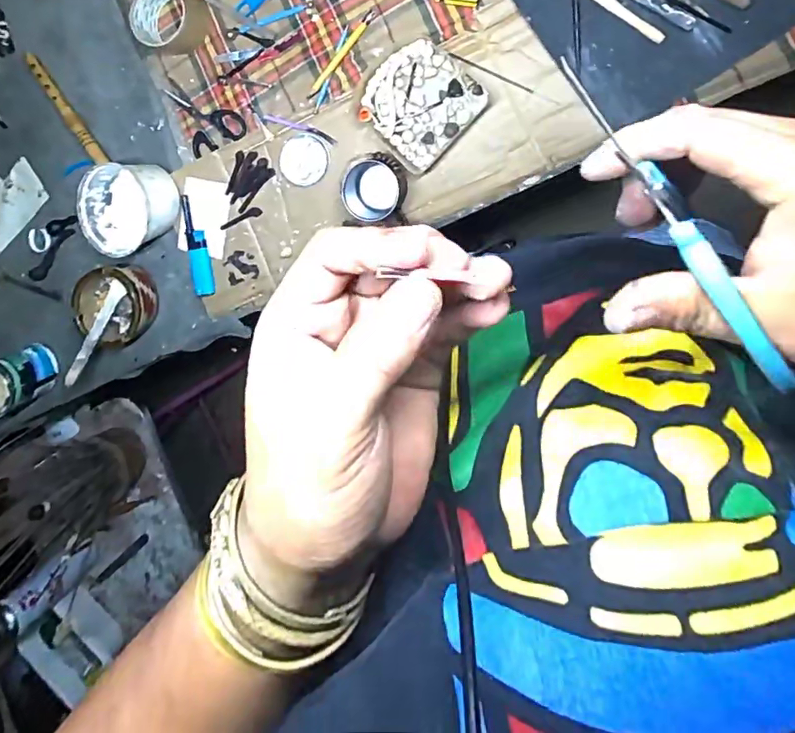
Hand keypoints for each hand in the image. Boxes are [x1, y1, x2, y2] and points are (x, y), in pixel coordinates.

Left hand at [239, 227, 510, 609]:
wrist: (326, 548)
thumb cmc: (304, 484)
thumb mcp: (334, 418)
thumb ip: (378, 352)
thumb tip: (424, 290)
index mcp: (298, 321)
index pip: (334, 256)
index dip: (381, 245)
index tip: (428, 256)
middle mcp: (339, 322)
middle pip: (386, 268)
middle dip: (430, 262)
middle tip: (471, 270)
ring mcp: (380, 343)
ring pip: (420, 294)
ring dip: (459, 283)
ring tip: (496, 281)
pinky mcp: (414, 369)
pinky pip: (443, 329)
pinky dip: (469, 315)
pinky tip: (494, 307)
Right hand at [580, 105, 794, 391]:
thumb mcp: (769, 319)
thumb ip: (684, 305)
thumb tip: (611, 313)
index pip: (694, 131)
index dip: (633, 146)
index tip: (592, 175)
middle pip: (705, 123)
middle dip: (650, 159)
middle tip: (628, 213)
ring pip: (726, 131)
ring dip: (678, 164)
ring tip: (655, 212)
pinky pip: (749, 146)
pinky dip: (707, 168)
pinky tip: (699, 205)